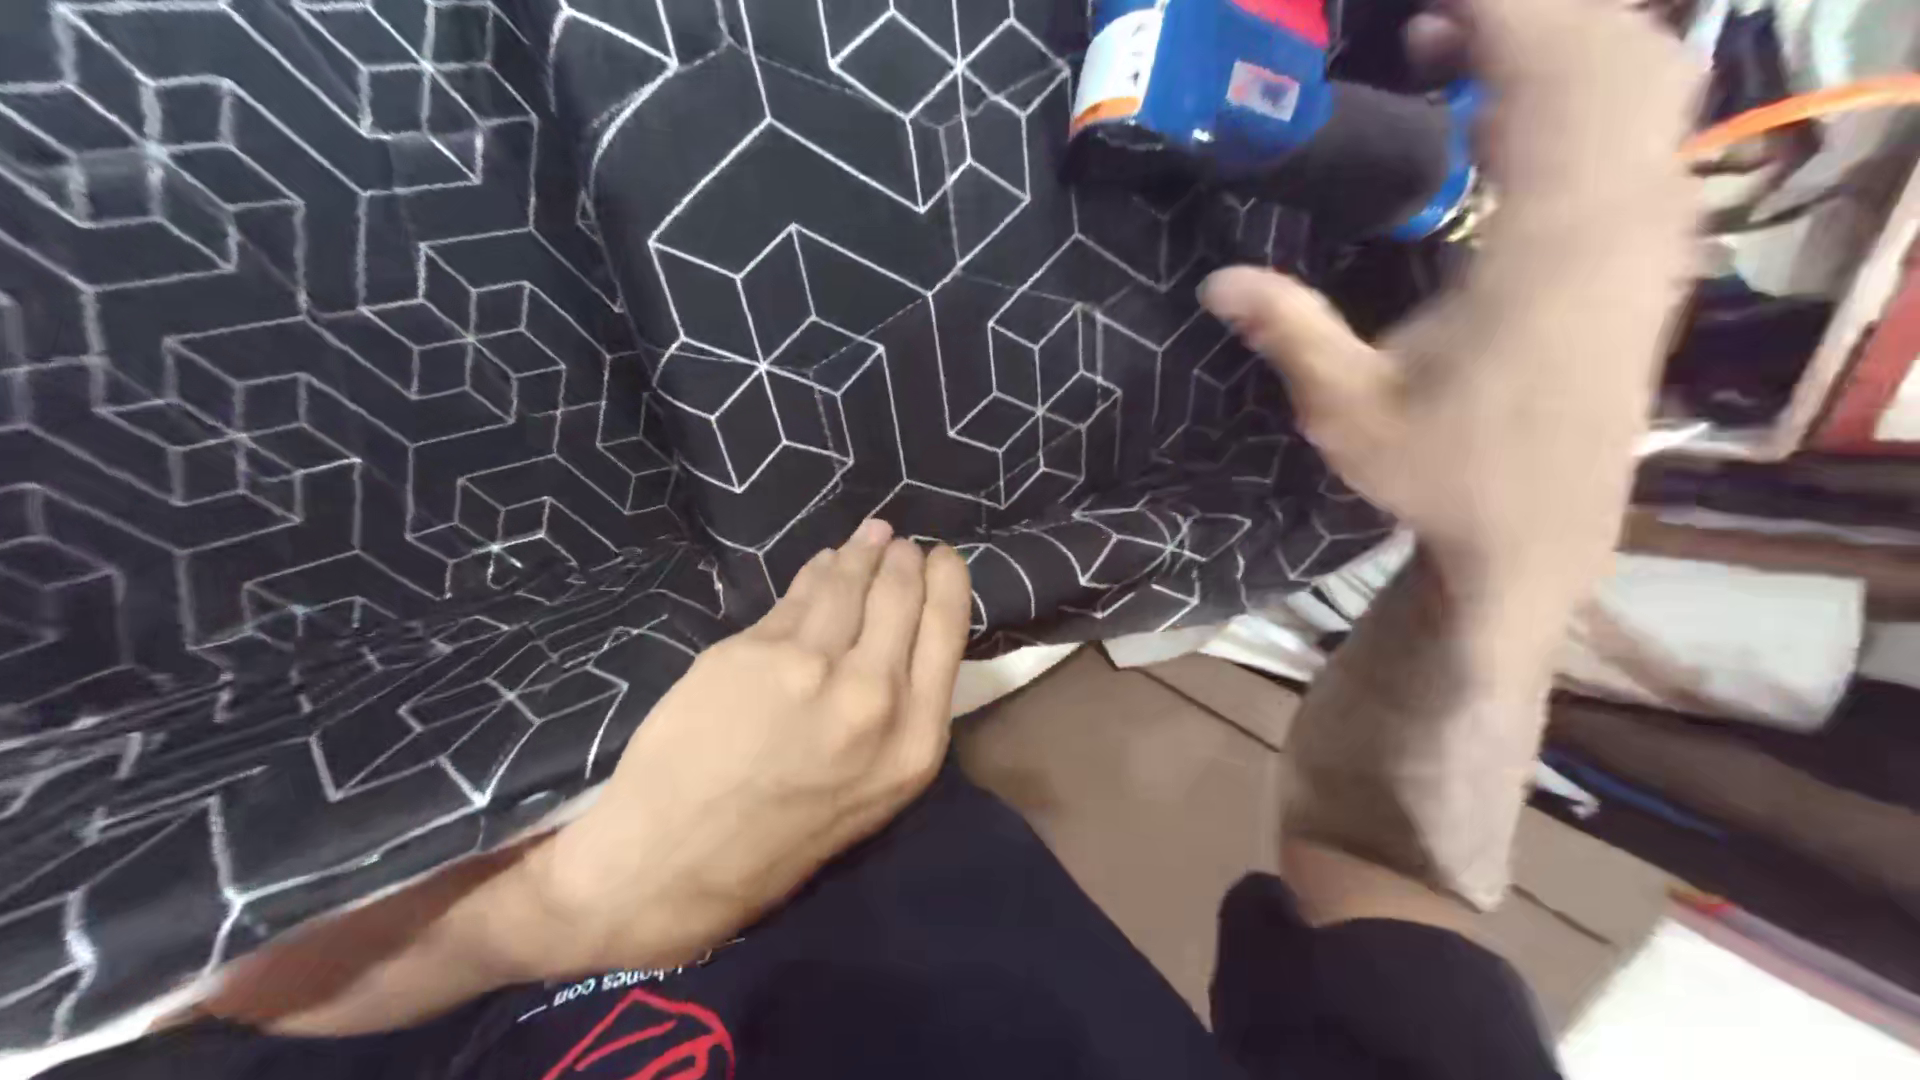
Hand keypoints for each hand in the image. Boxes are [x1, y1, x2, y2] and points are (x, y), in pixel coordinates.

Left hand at [510, 520, 972, 977]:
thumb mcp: (874, 788)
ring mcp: (810, 668)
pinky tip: (824, 561)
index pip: (947, 629)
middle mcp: (873, 696)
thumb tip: (905, 633)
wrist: (672, 866)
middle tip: (902, 546)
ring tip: (872, 537)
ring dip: (863, 552)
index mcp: (914, 740)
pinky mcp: (754, 650)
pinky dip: (817, 571)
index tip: (943, 559)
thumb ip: (900, 709)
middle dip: (905, 560)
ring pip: (850, 582)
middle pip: (901, 595)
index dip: (948, 581)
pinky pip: (799, 594)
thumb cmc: (783, 837)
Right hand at [1201, 0, 1698, 634]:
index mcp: (1544, 247)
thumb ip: (1289, 331)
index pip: (1551, 71)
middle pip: (1617, 50)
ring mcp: (1649, 234)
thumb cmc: (1441, 473)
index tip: (1421, 5)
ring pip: (1642, 84)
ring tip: (1453, 58)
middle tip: (1423, 30)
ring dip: (1557, 47)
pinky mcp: (1648, 255)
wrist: (1541, 529)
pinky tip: (1503, 124)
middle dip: (1526, 16)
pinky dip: (1579, 96)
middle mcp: (1621, 220)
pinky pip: (1638, 134)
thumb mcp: (1345, 410)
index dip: (1498, 8)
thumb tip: (1214, 281)